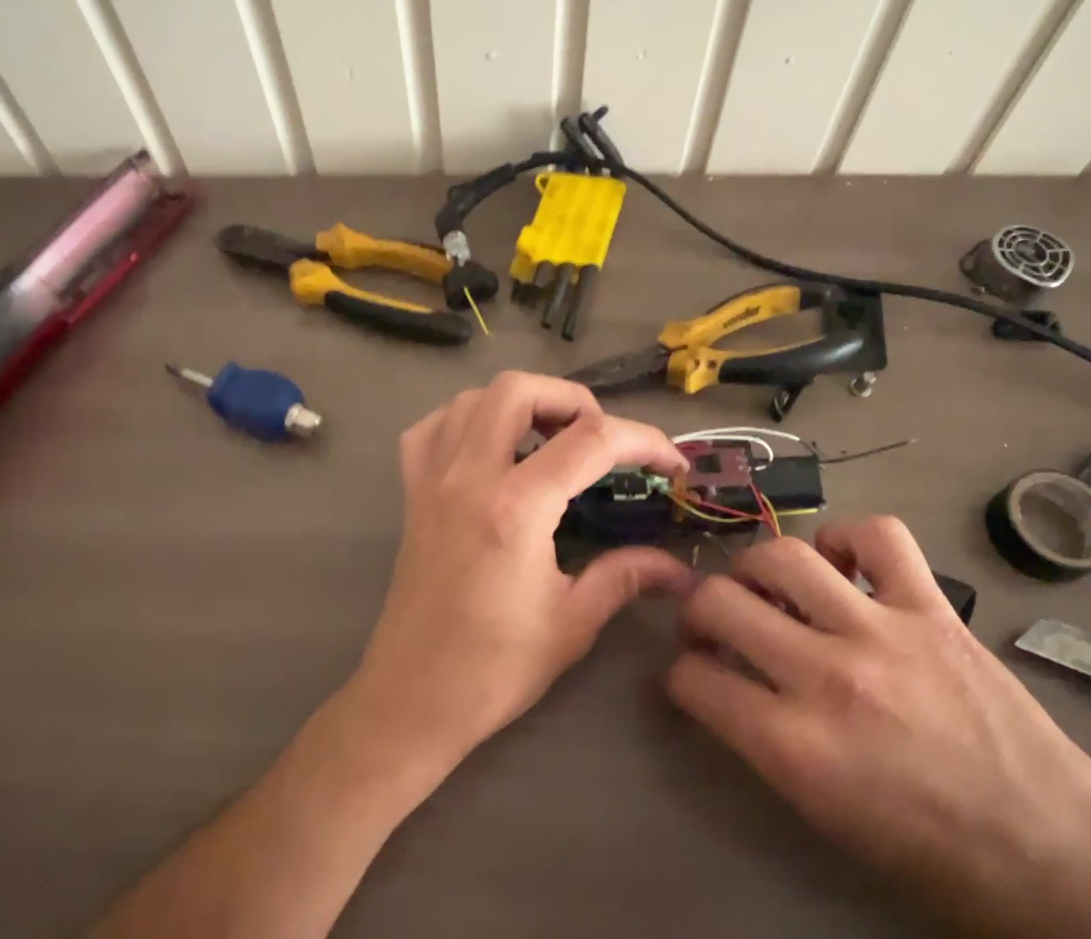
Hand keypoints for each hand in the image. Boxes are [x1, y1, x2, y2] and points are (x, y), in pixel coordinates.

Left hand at [348, 372, 693, 766]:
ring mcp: (432, 482)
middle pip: (519, 390)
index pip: (591, 440)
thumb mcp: (572, 623)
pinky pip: (432, 430)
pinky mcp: (412, 496)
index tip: (672, 463)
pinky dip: (465, 421)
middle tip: (603, 442)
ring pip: (471, 399)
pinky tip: (491, 449)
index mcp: (515, 509)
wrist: (413, 700)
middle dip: (573, 400)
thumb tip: (678, 568)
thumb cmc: (495, 669)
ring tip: (552, 440)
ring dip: (519, 404)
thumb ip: (625, 577)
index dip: (644, 440)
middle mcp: (468, 478)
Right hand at [667, 517, 1090, 905]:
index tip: (694, 675)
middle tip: (716, 623)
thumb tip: (726, 684)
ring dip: (757, 568)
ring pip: (783, 555)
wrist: (1045, 844)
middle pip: (719, 602)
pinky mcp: (933, 609)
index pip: (693, 679)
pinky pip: (879, 536)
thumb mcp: (817, 808)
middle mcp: (825, 676)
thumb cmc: (923, 845)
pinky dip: (848, 538)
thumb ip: (760, 738)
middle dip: (698, 611)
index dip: (681, 674)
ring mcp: (882, 633)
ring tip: (770, 587)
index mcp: (792, 745)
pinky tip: (843, 565)